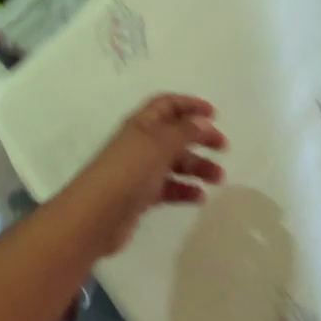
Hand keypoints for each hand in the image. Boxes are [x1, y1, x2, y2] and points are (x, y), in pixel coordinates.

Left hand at [58, 94, 227, 256]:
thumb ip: (183, 132)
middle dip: (199, 137)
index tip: (215, 114)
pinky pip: (168, 187)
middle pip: (174, 133)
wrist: (97, 215)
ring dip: (197, 166)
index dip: (189, 105)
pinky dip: (184, 190)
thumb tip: (203, 121)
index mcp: (142, 124)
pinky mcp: (141, 196)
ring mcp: (140, 170)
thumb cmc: (128, 171)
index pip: (167, 104)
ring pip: (174, 162)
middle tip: (223, 148)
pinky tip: (200, 197)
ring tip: (219, 179)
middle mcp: (141, 143)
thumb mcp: (159, 145)